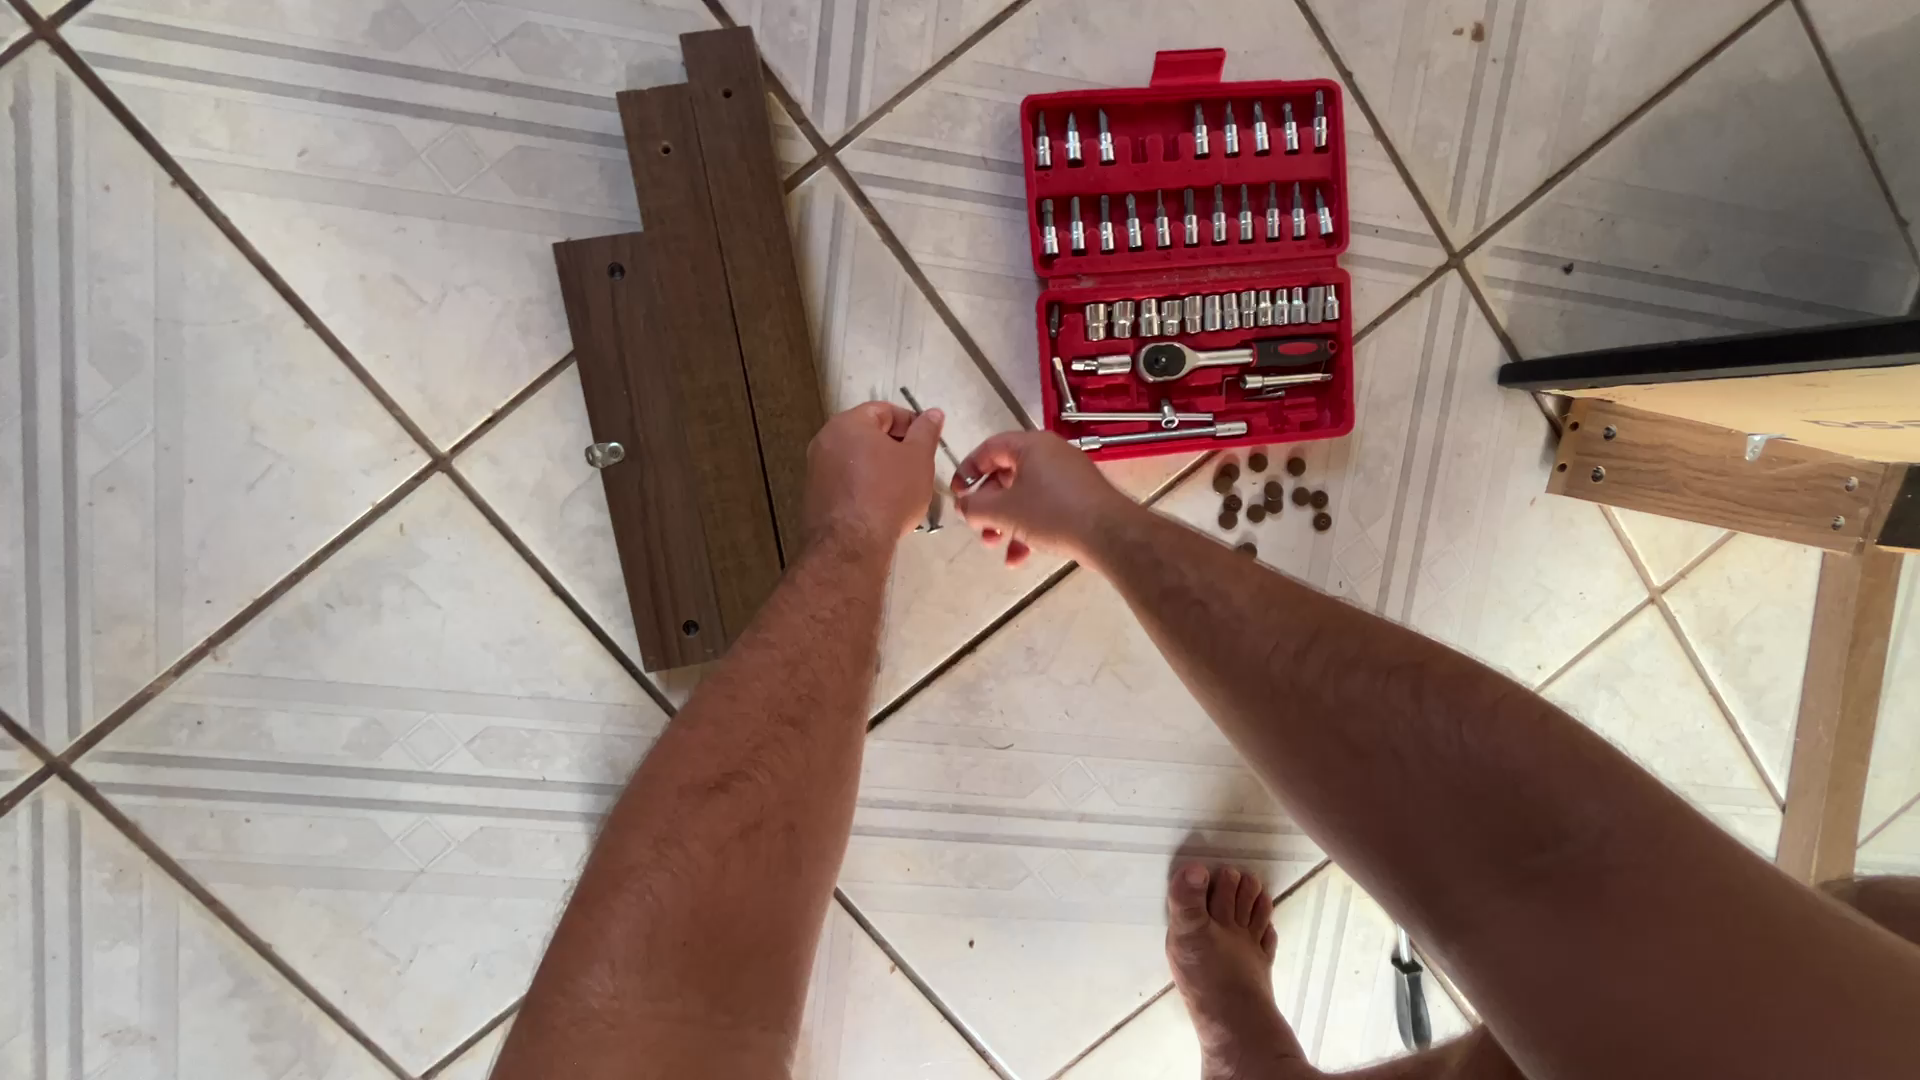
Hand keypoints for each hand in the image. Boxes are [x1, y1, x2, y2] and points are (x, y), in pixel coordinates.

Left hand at [802, 401, 941, 556]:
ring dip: (879, 467)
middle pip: (867, 433)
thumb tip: (933, 413)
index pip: (883, 410)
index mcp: (848, 423)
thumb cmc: (889, 494)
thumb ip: (926, 431)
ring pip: (856, 458)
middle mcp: (825, 440)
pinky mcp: (814, 494)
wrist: (852, 544)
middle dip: (894, 446)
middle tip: (916, 465)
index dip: (910, 422)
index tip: (926, 442)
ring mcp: (816, 468)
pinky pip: (845, 480)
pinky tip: (879, 504)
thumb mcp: (918, 459)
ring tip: (901, 488)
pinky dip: (863, 485)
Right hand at [951, 430, 1132, 565]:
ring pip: (1025, 496)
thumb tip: (964, 507)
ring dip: (1005, 521)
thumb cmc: (1052, 513)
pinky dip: (1029, 529)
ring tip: (994, 544)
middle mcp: (1050, 455)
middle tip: (976, 524)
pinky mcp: (1080, 499)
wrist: (1110, 534)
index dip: (968, 471)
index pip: (989, 449)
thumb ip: (976, 507)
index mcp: (1031, 445)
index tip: (957, 494)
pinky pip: (1045, 509)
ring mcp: (1068, 477)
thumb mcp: (1005, 511)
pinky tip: (1019, 558)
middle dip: (988, 505)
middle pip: (1007, 475)